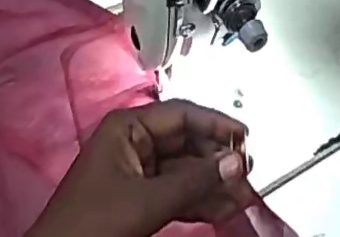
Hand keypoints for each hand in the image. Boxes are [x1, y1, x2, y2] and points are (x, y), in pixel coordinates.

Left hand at [26, 101, 253, 236]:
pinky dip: (198, 199)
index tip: (245, 135)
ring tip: (243, 193)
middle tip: (249, 170)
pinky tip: (221, 205)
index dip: (215, 123)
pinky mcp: (136, 199)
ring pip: (183, 169)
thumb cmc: (90, 226)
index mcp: (127, 126)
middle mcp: (132, 141)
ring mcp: (134, 171)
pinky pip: (175, 191)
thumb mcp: (146, 201)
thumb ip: (194, 181)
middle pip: (185, 140)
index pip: (181, 113)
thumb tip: (235, 161)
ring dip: (212, 182)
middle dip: (217, 158)